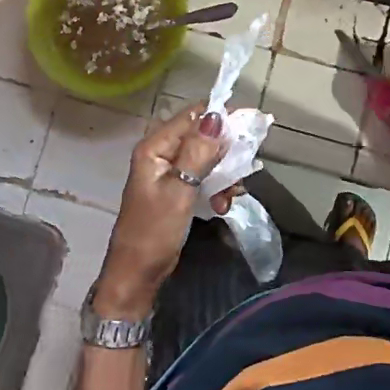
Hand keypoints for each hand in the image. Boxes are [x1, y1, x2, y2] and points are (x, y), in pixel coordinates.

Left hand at [92, 102, 234, 318]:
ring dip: (224, 174)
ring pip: (208, 158)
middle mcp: (162, 153)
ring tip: (229, 196)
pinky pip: (204, 177)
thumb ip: (198, 153)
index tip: (251, 127)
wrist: (137, 273)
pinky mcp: (178, 189)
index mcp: (155, 147)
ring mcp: (170, 172)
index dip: (222, 117)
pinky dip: (217, 188)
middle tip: (242, 170)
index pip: (193, 115)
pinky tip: (222, 205)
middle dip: (226, 152)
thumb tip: (216, 116)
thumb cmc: (154, 231)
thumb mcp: (180, 191)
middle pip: (202, 135)